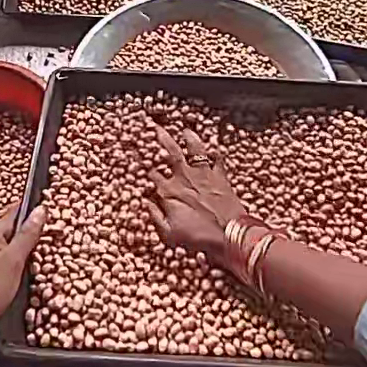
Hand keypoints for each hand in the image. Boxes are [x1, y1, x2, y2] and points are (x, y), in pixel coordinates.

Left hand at [0, 204, 47, 326]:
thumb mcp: (13, 261)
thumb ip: (27, 235)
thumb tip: (40, 209)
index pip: (15, 211)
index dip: (34, 210)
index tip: (53, 212)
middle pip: (10, 228)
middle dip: (29, 231)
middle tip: (52, 237)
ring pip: (4, 245)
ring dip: (20, 248)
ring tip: (40, 254)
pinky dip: (11, 261)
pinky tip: (20, 270)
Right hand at [145, 127, 248, 262]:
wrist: (229, 235)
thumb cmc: (198, 238)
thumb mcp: (169, 233)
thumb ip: (155, 216)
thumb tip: (146, 203)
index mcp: (169, 191)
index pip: (151, 173)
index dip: (143, 163)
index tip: (137, 155)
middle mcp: (185, 178)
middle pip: (171, 152)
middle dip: (162, 138)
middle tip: (156, 128)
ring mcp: (204, 175)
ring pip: (195, 150)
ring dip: (190, 139)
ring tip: (186, 131)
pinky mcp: (221, 178)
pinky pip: (218, 160)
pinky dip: (216, 153)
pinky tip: (214, 148)